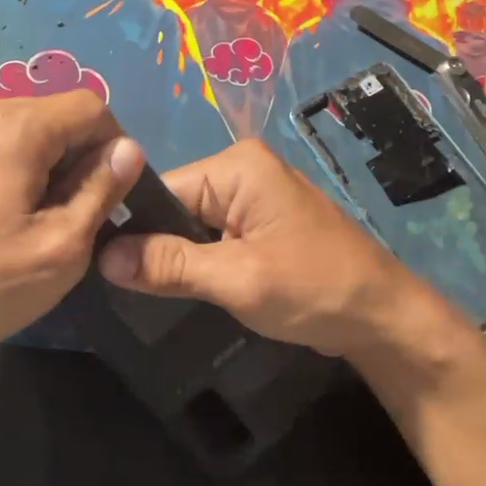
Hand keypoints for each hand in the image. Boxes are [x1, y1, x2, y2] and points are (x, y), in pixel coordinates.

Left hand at [0, 91, 142, 374]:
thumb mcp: (61, 246)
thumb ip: (101, 188)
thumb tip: (128, 149)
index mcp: (10, 126)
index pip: (90, 107)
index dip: (113, 146)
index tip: (108, 193)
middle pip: (54, 114)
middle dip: (73, 157)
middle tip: (67, 216)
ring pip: (24, 128)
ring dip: (43, 164)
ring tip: (30, 220)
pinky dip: (12, 167)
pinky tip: (0, 213)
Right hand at [96, 140, 455, 360]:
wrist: (384, 320)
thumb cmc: (314, 289)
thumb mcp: (236, 278)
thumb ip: (169, 264)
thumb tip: (102, 258)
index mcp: (237, 166)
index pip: (160, 190)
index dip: (130, 229)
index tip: (101, 267)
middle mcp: (242, 171)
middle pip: (173, 207)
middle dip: (153, 247)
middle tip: (121, 289)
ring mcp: (253, 199)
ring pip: (189, 227)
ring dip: (174, 259)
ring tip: (145, 293)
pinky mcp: (259, 226)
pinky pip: (210, 239)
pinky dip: (197, 264)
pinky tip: (180, 289)